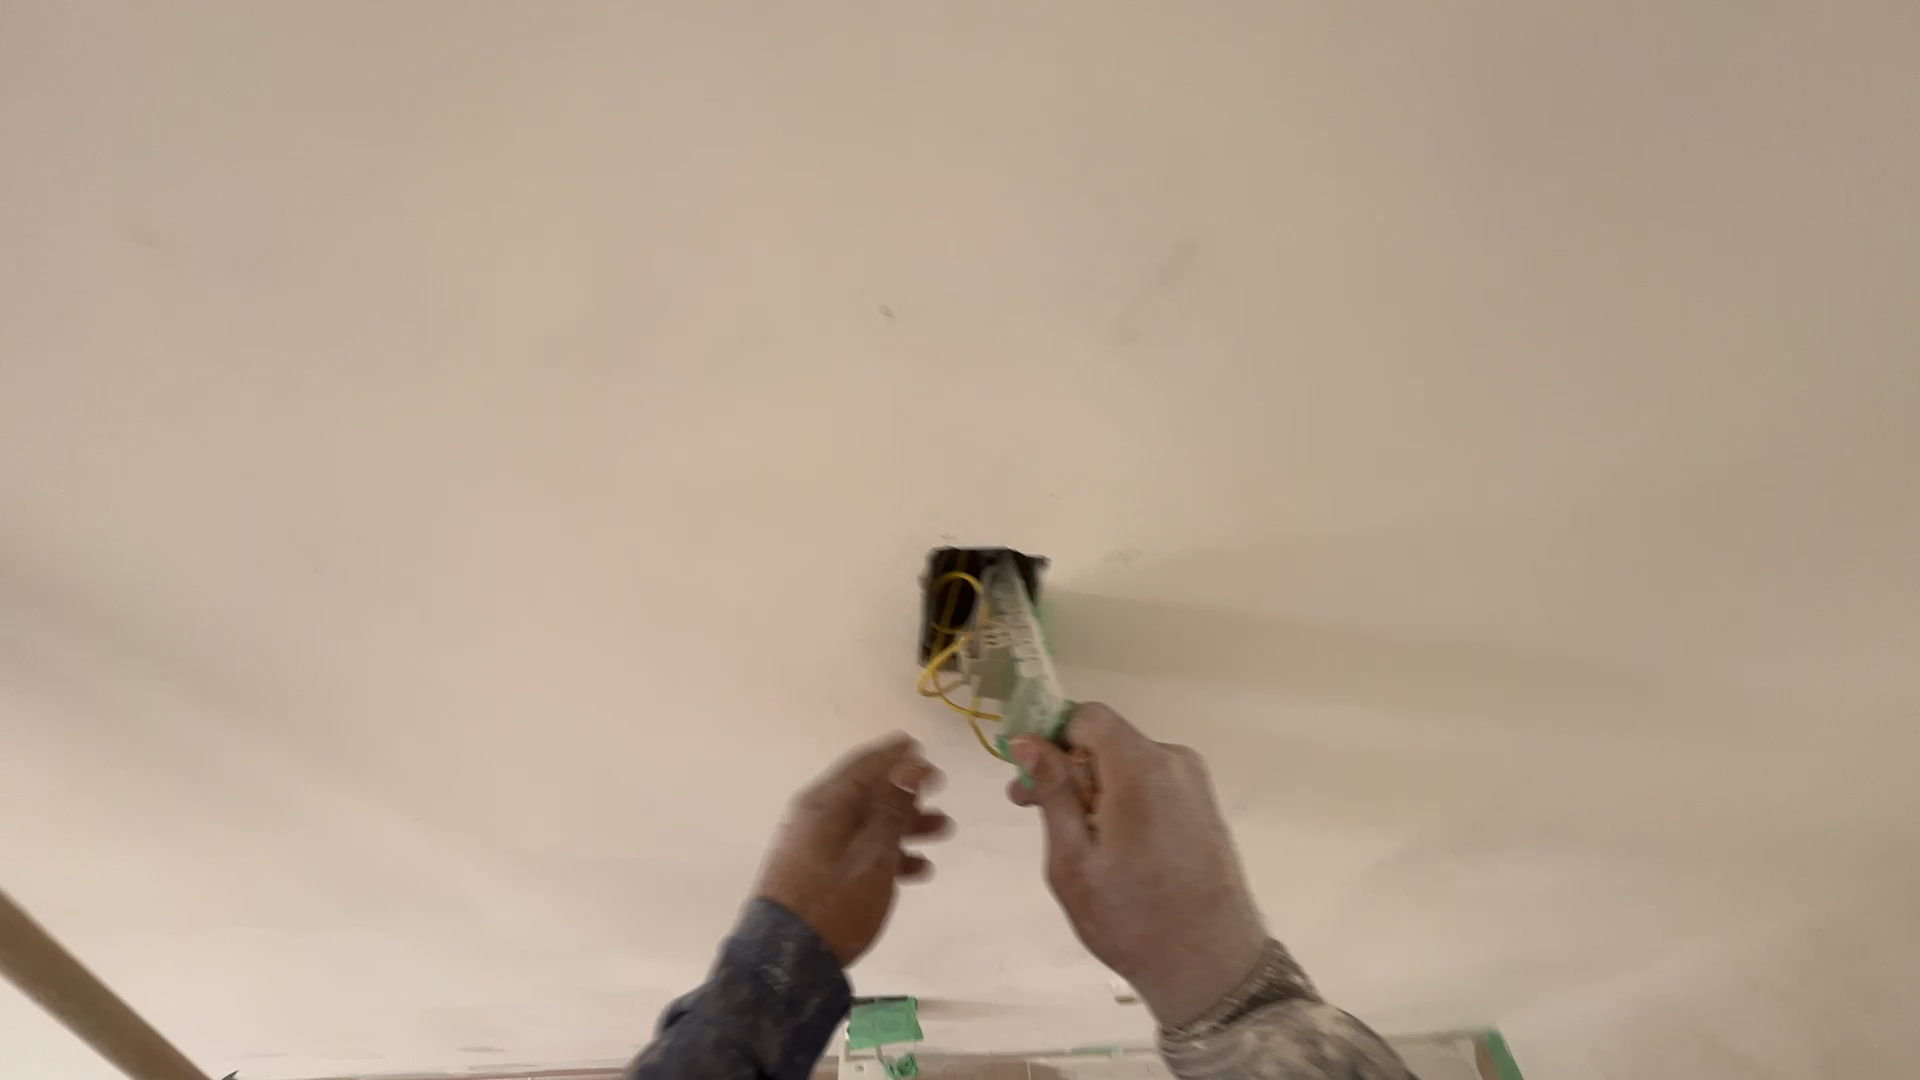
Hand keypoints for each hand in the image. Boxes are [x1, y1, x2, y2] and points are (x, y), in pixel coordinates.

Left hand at [757, 733, 951, 966]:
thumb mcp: (874, 853)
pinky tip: (917, 869)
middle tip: (941, 787)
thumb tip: (909, 764)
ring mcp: (816, 845)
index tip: (923, 748)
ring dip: (905, 824)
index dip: (896, 755)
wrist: (784, 966)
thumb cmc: (835, 901)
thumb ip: (893, 808)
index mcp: (827, 803)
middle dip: (907, 791)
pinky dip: (887, 852)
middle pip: (869, 792)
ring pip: (868, 822)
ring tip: (942, 829)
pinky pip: (858, 849)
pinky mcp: (817, 872)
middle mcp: (818, 816)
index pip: (865, 765)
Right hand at [1007, 703, 1266, 1027]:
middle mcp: (1173, 762)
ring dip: (1091, 787)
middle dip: (1066, 768)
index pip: (1088, 717)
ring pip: (1125, 762)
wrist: (1214, 973)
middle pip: (1105, 740)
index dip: (1052, 735)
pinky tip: (1106, 842)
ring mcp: (1193, 783)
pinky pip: (1149, 782)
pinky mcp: (1202, 804)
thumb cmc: (1132, 919)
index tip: (1028, 772)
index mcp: (1141, 768)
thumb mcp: (1074, 860)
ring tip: (1069, 836)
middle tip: (1030, 808)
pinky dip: (1121, 798)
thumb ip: (1052, 792)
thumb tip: (1027, 740)